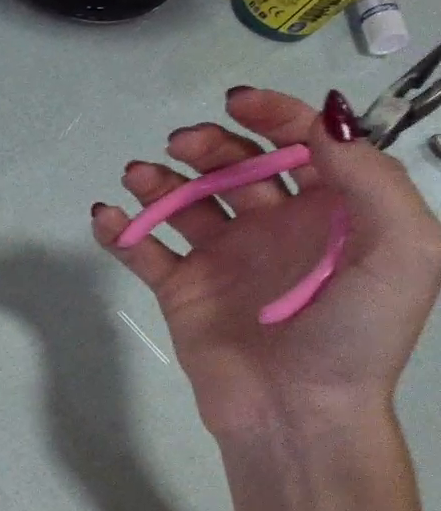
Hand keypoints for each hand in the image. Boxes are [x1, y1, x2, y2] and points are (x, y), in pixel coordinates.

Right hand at [92, 87, 440, 437]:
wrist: (298, 407)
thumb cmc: (359, 333)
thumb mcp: (405, 252)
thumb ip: (371, 185)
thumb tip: (321, 130)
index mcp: (336, 214)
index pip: (303, 148)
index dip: (274, 116)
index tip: (235, 102)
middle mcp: (276, 227)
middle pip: (236, 169)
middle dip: (208, 147)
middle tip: (179, 143)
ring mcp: (223, 258)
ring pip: (184, 204)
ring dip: (159, 182)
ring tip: (136, 174)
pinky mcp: (179, 288)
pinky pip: (144, 252)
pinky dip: (121, 231)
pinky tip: (106, 216)